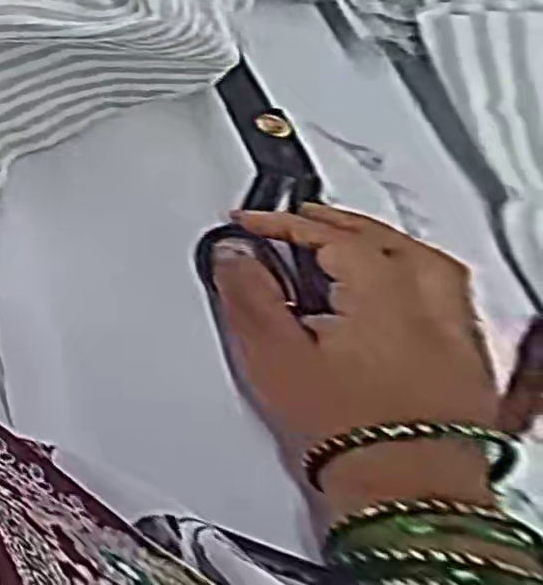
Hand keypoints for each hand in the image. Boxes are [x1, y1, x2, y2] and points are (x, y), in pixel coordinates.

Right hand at [214, 204, 498, 515]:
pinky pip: (450, 302)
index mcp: (387, 308)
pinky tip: (390, 285)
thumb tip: (234, 253)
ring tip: (340, 238)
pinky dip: (414, 276)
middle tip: (301, 215)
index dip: (284, 222)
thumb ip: (247, 291)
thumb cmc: (341, 425)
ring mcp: (460, 346)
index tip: (249, 220)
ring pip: (434, 271)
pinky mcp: (468, 369)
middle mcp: (435, 320)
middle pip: (398, 247)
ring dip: (383, 244)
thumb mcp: (268, 348)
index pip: (336, 240)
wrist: (399, 487)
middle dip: (343, 223)